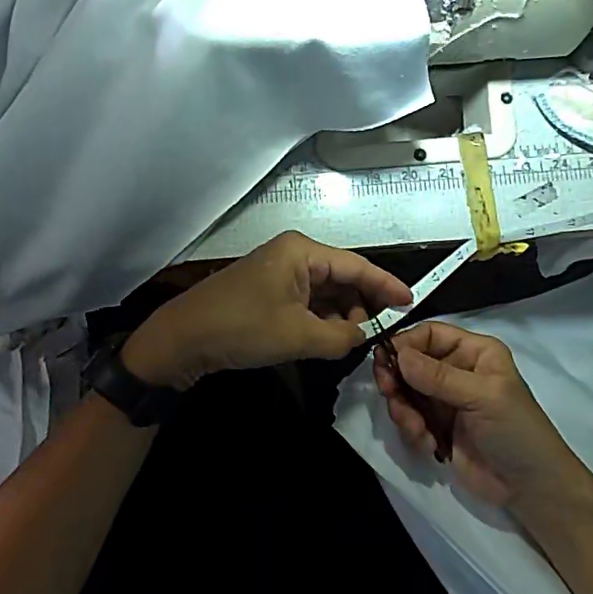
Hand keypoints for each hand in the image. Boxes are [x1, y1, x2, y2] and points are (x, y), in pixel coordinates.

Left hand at [121, 231, 412, 388]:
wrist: (182, 340)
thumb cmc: (242, 329)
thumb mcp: (299, 336)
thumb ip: (341, 336)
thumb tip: (363, 335)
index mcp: (301, 251)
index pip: (357, 266)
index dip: (386, 286)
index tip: (410, 302)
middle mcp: (293, 254)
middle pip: (342, 277)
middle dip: (360, 305)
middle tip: (376, 334)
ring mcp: (279, 272)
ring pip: (325, 292)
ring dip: (340, 316)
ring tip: (348, 341)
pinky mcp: (268, 291)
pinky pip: (307, 301)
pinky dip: (320, 319)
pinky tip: (327, 339)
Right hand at [373, 322, 592, 523]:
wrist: (529, 487)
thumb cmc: (516, 431)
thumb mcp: (482, 397)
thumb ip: (439, 376)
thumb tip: (398, 355)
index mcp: (474, 352)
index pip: (430, 334)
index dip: (406, 344)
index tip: (386, 362)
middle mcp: (457, 370)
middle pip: (410, 362)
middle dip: (398, 381)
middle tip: (390, 395)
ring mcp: (445, 400)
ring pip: (405, 392)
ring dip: (405, 412)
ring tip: (419, 432)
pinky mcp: (437, 427)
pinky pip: (410, 418)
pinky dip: (412, 431)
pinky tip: (429, 445)